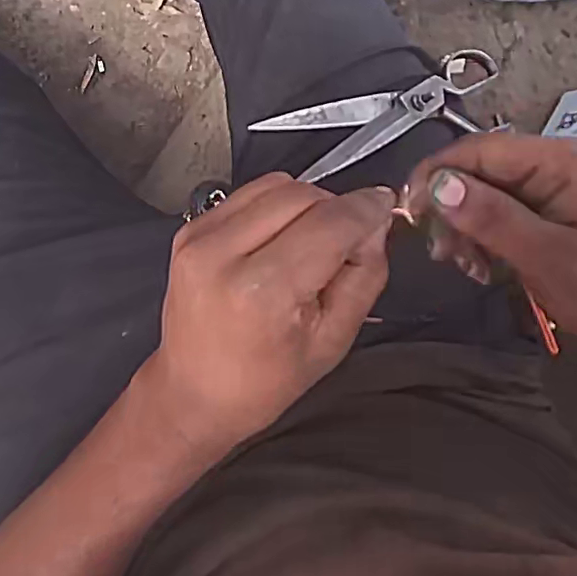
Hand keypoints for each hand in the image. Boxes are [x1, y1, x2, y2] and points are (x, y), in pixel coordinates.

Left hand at [139, 174, 395, 452]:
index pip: (330, 223)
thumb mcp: (333, 340)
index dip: (367, 209)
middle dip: (337, 209)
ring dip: (308, 203)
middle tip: (347, 242)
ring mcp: (200, 236)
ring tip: (310, 243)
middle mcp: (223, 253)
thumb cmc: (263, 380)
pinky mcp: (191, 227)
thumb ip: (364, 274)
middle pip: (304, 195)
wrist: (193, 390)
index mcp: (262, 290)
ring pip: (278, 184)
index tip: (385, 205)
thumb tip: (375, 222)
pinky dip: (277, 204)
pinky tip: (279, 238)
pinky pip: (251, 192)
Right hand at [407, 133, 576, 357]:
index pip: (480, 149)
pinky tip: (484, 264)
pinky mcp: (552, 207)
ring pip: (484, 191)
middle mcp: (558, 162)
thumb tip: (438, 185)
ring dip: (465, 226)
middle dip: (452, 208)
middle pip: (479, 169)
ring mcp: (555, 184)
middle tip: (443, 253)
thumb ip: (492, 218)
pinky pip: (501, 210)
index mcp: (564, 161)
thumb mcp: (550, 259)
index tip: (411, 212)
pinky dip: (484, 236)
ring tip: (468, 266)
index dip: (438, 175)